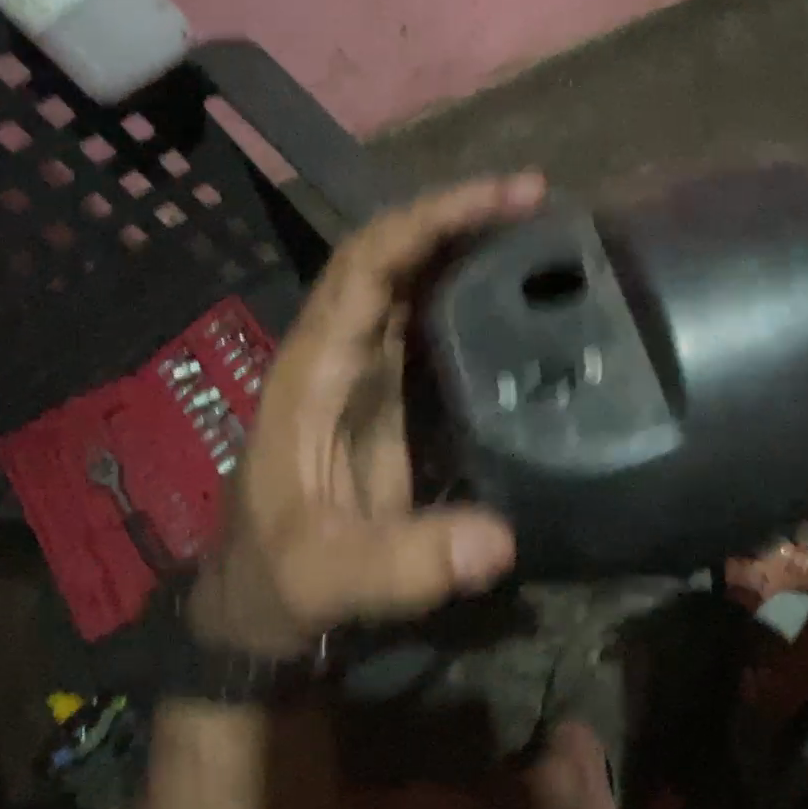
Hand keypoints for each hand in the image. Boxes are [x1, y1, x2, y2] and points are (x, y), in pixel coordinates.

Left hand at [188, 175, 546, 654]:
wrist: (260, 609)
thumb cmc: (278, 581)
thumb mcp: (326, 577)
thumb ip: (399, 564)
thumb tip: (499, 541)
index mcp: (316, 369)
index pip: (369, 263)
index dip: (433, 220)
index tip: (508, 199)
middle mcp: (339, 354)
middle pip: (398, 257)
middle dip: (464, 219)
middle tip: (545, 203)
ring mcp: (366, 376)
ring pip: (417, 286)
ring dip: (472, 251)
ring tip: (547, 238)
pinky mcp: (392, 403)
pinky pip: (435, 331)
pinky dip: (477, 302)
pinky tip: (527, 305)